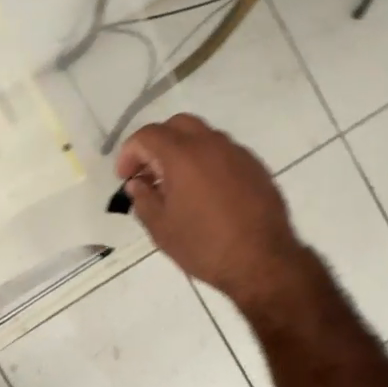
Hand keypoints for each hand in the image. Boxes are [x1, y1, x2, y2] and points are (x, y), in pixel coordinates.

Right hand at [115, 114, 307, 307]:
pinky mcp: (256, 167)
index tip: (125, 178)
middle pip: (177, 125)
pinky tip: (205, 193)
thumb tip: (137, 184)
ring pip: (203, 137)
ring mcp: (238, 153)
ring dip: (183, 152)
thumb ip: (143, 200)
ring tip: (176, 185)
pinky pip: (224, 154)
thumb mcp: (162, 229)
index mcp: (183, 156)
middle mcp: (211, 144)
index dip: (129, 153)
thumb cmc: (204, 247)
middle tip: (148, 173)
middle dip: (157, 143)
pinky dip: (207, 163)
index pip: (147, 136)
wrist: (262, 261)